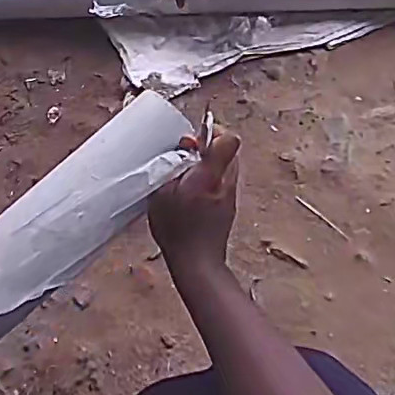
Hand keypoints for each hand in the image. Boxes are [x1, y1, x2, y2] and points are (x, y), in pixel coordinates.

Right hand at [148, 131, 240, 272]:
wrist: (196, 262)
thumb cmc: (176, 228)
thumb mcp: (163, 192)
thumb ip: (174, 164)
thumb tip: (186, 143)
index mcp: (210, 175)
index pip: (227, 139)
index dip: (210, 133)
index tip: (191, 141)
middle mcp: (227, 182)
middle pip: (227, 151)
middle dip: (207, 148)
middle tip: (184, 158)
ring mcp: (230, 195)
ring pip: (225, 166)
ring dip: (208, 165)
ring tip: (185, 178)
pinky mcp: (228, 207)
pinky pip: (221, 182)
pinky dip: (208, 181)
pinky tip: (190, 195)